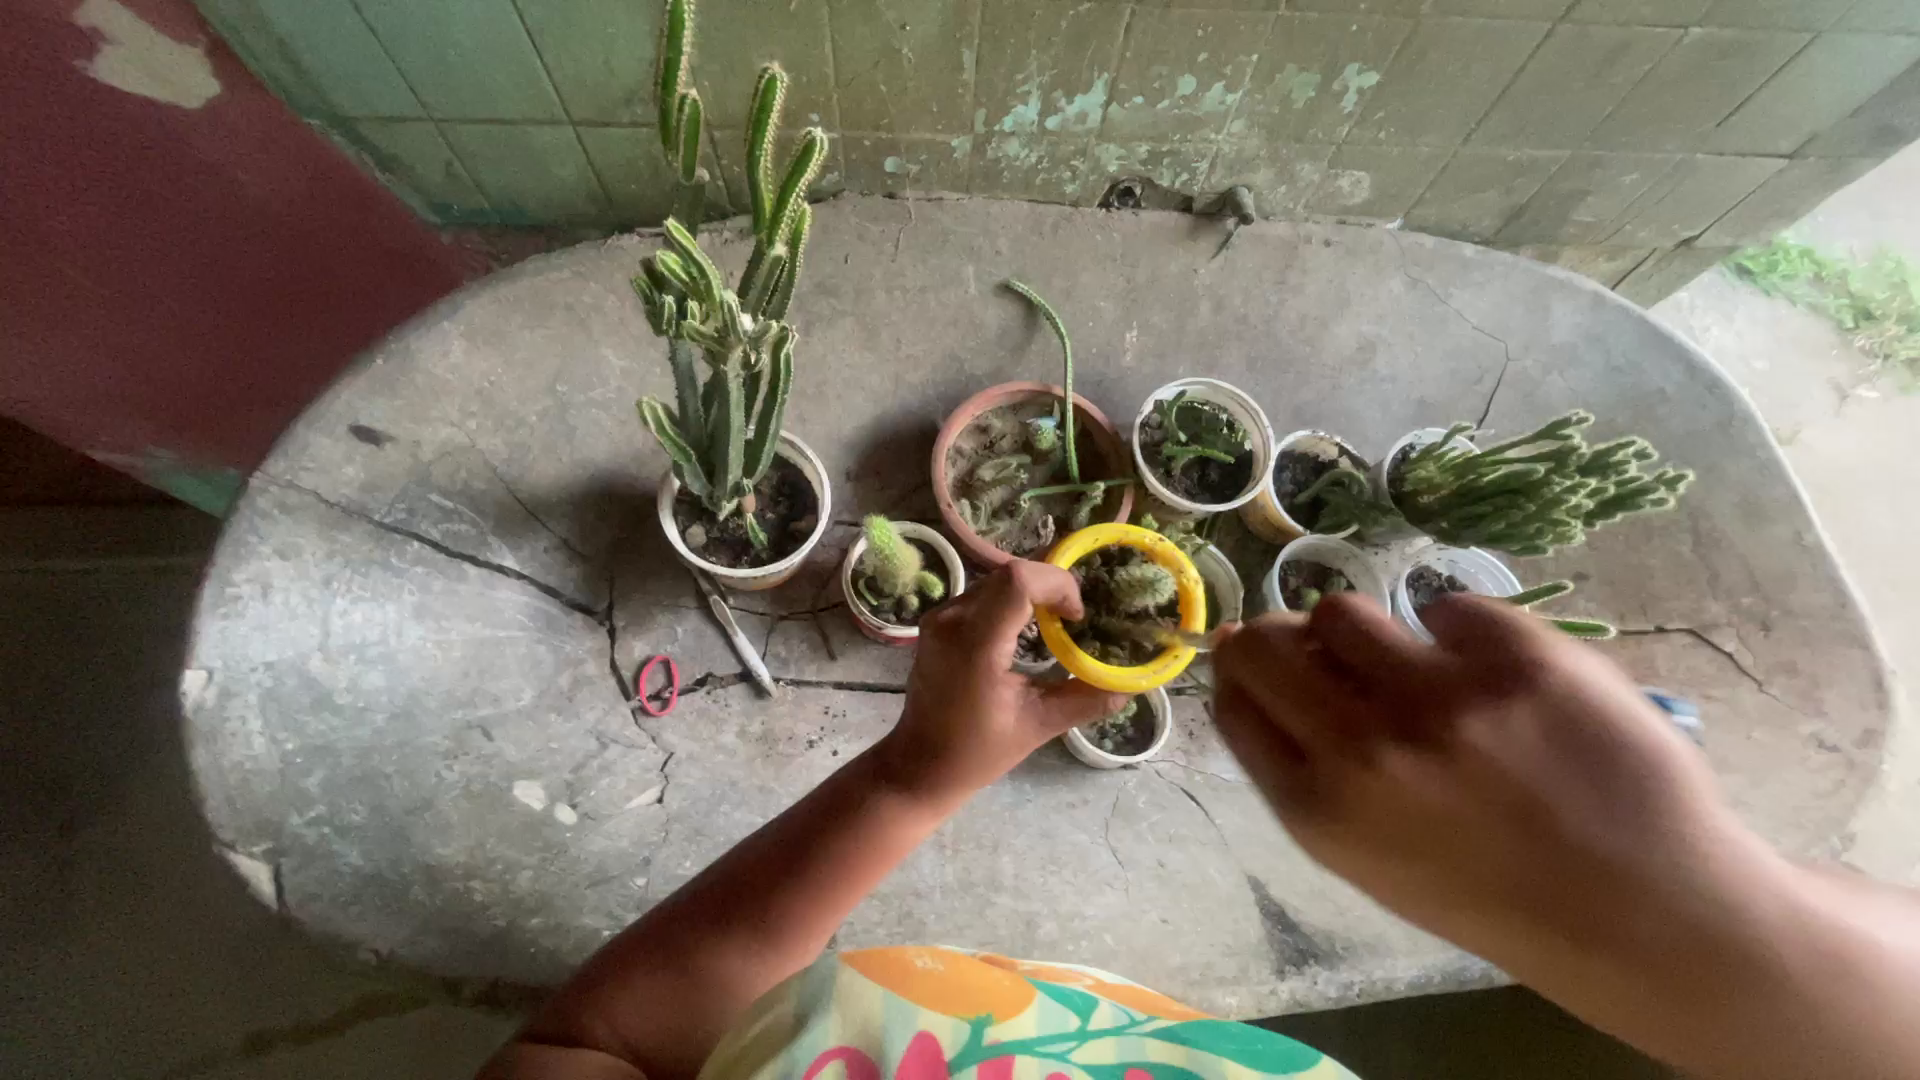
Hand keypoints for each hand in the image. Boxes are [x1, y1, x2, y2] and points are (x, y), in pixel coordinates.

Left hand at [874, 561, 1127, 801]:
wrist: (919, 763)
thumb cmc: (977, 751)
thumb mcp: (1038, 726)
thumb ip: (1085, 700)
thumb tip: (1129, 686)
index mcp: (976, 645)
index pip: (1018, 580)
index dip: (1057, 584)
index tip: (1076, 617)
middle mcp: (952, 620)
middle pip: (1009, 573)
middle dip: (1050, 584)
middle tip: (1073, 616)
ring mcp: (940, 617)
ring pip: (995, 578)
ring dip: (1031, 589)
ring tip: (1055, 619)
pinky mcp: (937, 620)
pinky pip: (981, 592)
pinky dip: (1011, 598)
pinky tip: (1027, 624)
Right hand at [1209, 592, 1789, 981]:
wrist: (1648, 918)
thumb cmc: (1482, 889)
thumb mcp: (1357, 854)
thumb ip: (1292, 765)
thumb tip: (1249, 668)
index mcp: (1318, 806)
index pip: (1232, 697)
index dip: (1239, 670)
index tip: (1261, 664)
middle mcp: (1363, 748)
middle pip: (1262, 643)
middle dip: (1274, 637)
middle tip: (1317, 651)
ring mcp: (1443, 699)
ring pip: (1341, 610)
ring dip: (1360, 633)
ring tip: (1408, 665)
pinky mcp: (1523, 660)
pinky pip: (1445, 607)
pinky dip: (1456, 634)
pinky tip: (1489, 676)